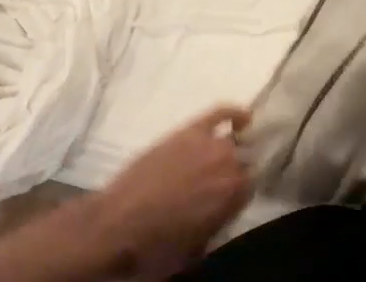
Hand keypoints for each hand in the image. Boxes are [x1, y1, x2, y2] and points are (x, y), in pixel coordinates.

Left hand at [94, 104, 252, 279]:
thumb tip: (224, 213)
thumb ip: (218, 226)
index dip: (239, 195)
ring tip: (229, 154)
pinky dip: (234, 114)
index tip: (229, 202)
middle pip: (244, 161)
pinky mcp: (189, 131)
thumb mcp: (194, 251)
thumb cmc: (154, 247)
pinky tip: (242, 118)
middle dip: (236, 172)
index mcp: (234, 193)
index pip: (252, 185)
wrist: (113, 226)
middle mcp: (229, 163)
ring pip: (234, 140)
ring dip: (233, 148)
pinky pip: (220, 113)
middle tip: (218, 185)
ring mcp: (209, 143)